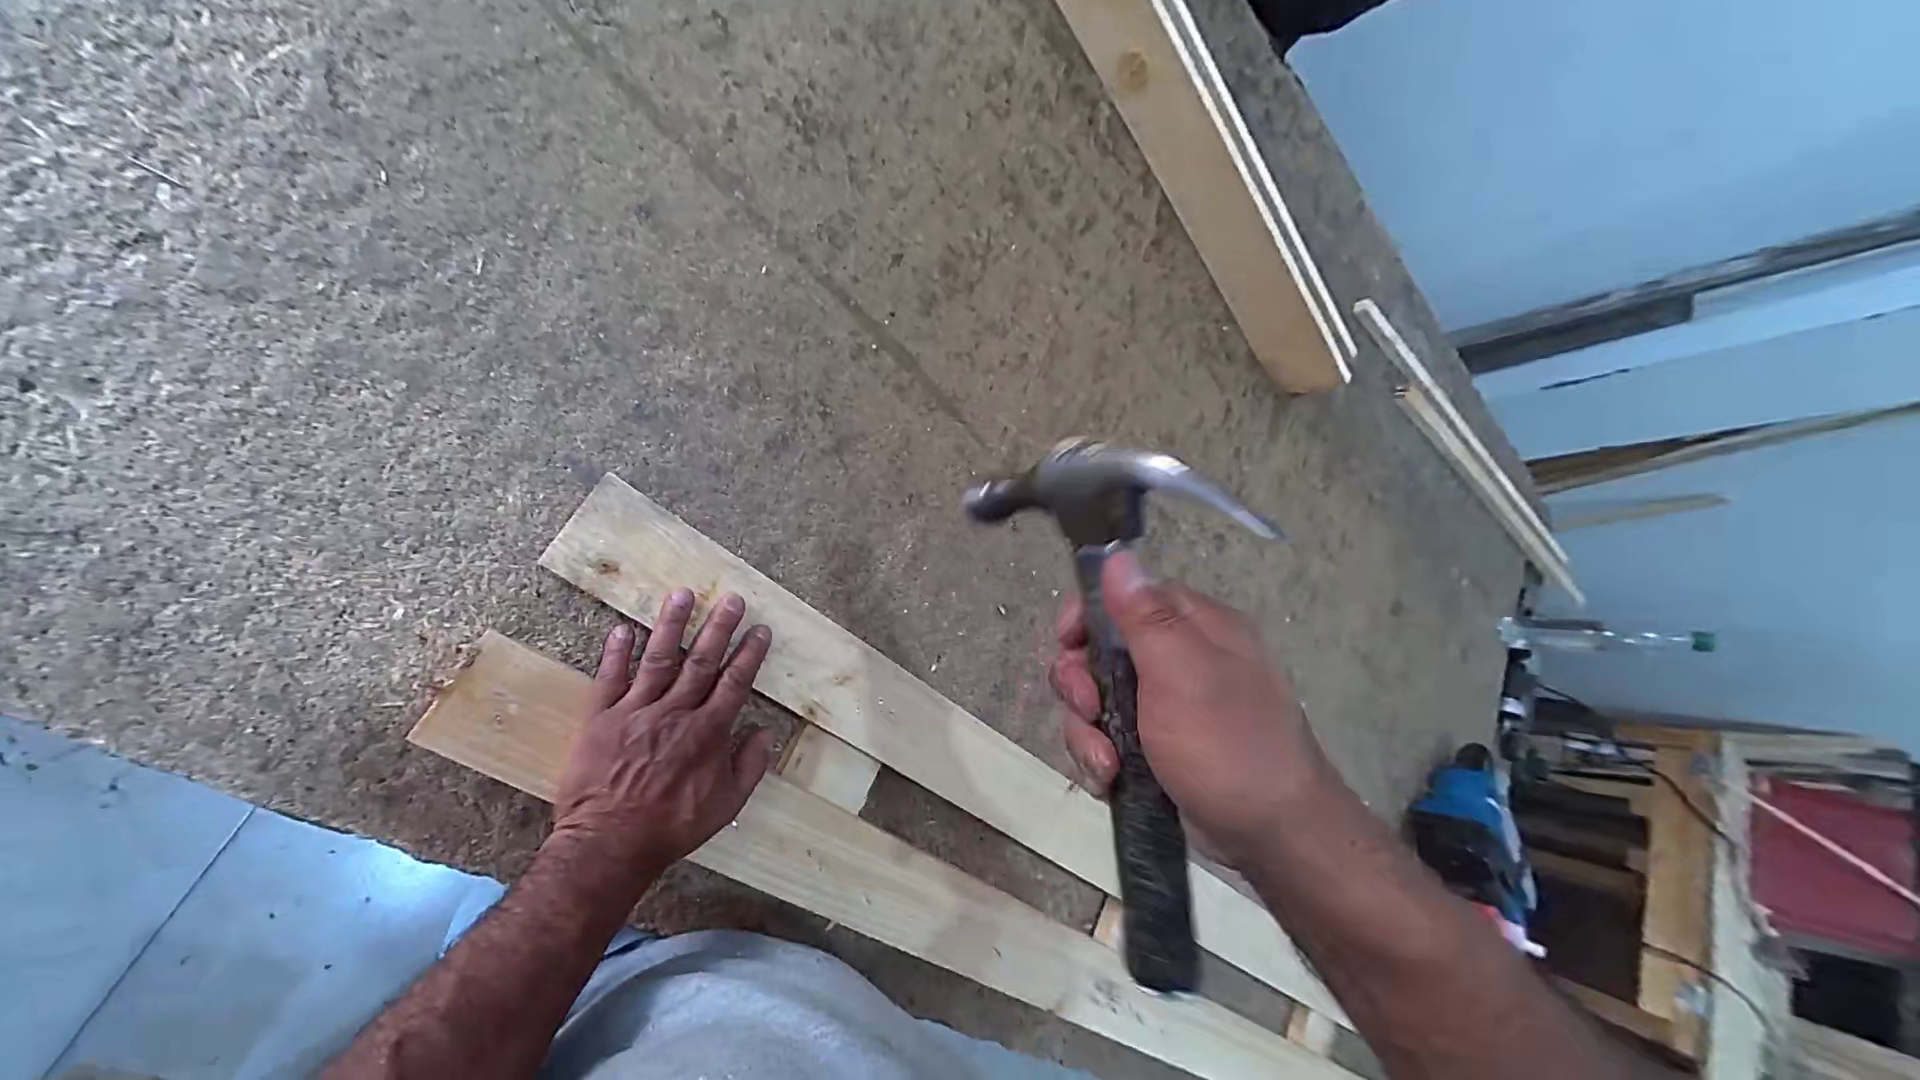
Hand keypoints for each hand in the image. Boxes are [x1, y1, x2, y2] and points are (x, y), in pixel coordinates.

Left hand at [549, 589, 776, 886]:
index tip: (760, 630)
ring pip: (659, 659)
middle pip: (702, 661)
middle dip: (719, 627)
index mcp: (708, 731)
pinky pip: (610, 679)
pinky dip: (616, 653)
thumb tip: (766, 732)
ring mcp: (636, 712)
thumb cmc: (673, 825)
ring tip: (683, 594)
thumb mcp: (727, 804)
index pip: (735, 682)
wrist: (608, 845)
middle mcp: (676, 713)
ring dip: (672, 625)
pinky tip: (623, 629)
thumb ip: (750, 765)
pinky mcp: (600, 719)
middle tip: (732, 599)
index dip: (749, 654)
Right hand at [1047, 552, 1334, 866]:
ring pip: (1096, 699)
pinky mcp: (1154, 744)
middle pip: (1098, 652)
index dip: (1087, 616)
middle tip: (1090, 711)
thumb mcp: (1182, 673)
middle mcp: (1177, 658)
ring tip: (1106, 765)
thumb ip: (1145, 615)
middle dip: (1081, 686)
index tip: (1068, 644)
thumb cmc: (1227, 745)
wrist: (1272, 837)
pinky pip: (1105, 735)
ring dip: (1088, 732)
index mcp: (1193, 626)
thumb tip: (1117, 554)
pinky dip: (1100, 757)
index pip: (1125, 596)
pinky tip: (1110, 780)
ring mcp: (1165, 704)